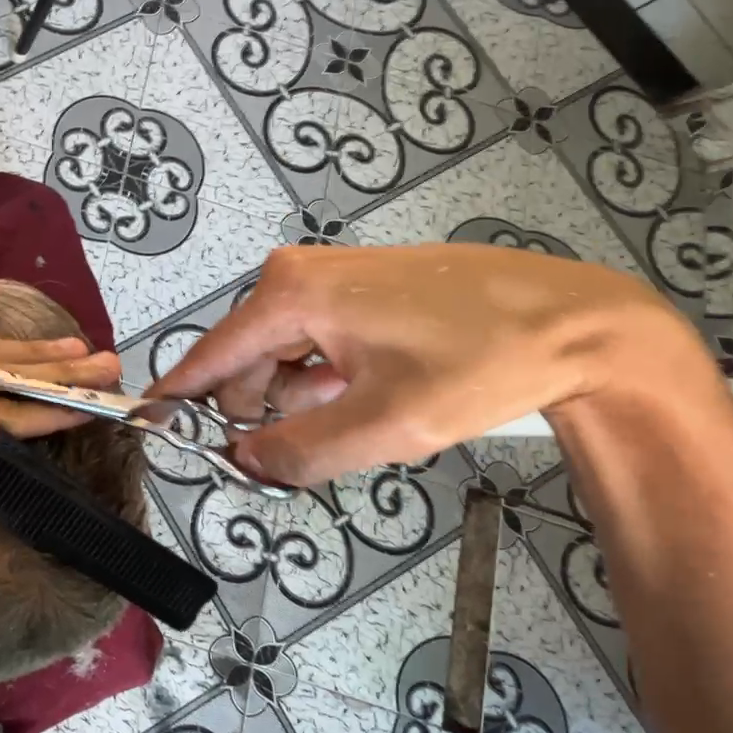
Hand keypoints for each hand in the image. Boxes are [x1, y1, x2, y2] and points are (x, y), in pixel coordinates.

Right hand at [150, 244, 700, 485]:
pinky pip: (314, 333)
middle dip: (267, 403)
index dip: (179, 391)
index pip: (211, 353)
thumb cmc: (480, 365)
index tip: (146, 416)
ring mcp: (328, 270)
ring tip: (363, 408)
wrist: (587, 323)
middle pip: (248, 355)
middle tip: (313, 439)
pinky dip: (328, 368)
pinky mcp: (356, 278)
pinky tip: (375, 382)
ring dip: (306, 389)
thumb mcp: (387, 424)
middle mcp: (295, 271)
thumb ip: (300, 450)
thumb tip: (241, 462)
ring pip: (283, 348)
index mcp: (288, 293)